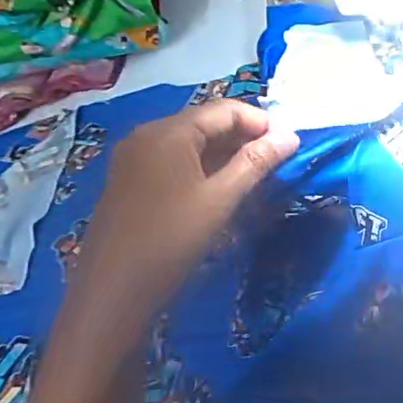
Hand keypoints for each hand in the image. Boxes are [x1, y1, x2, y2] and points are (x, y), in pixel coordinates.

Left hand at [78, 99, 298, 307]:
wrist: (112, 292)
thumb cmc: (171, 241)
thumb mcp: (221, 200)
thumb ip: (256, 163)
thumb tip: (290, 135)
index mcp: (169, 132)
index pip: (225, 109)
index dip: (261, 122)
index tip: (289, 145)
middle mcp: (147, 134)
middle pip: (205, 122)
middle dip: (243, 137)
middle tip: (276, 162)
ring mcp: (133, 157)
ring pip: (189, 142)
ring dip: (223, 153)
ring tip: (254, 176)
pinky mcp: (128, 180)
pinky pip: (172, 159)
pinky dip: (200, 166)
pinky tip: (218, 188)